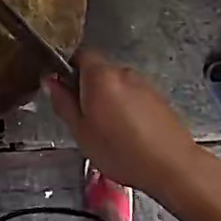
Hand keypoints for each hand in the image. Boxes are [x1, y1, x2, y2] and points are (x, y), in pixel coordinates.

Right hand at [45, 50, 217, 192]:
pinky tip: (127, 134)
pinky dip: (126, 109)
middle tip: (82, 118)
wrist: (170, 165)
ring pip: (116, 85)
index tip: (63, 90)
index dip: (68, 69)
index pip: (80, 55)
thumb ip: (63, 102)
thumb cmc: (121, 151)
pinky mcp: (157, 98)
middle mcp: (123, 73)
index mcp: (100, 76)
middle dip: (88, 89)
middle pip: (98, 71)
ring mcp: (144, 84)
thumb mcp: (81, 131)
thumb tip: (50, 81)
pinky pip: (133, 96)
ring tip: (107, 132)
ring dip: (108, 100)